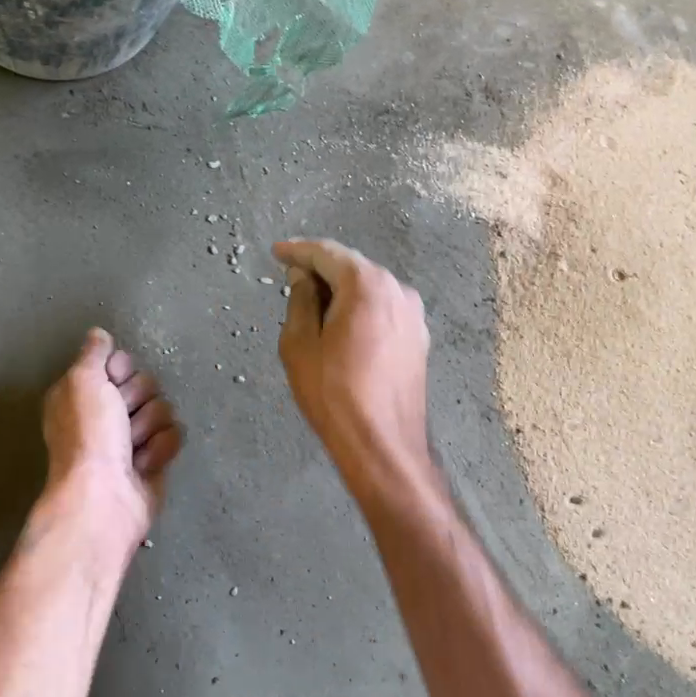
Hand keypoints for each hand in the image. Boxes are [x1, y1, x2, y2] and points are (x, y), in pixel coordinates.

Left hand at [41, 328, 183, 545]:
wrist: (103, 497)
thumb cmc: (88, 436)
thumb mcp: (83, 381)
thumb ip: (93, 353)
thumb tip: (99, 334)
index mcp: (84, 392)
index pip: (120, 362)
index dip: (120, 372)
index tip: (111, 384)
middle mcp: (107, 412)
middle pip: (146, 383)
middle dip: (137, 400)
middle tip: (120, 421)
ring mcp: (133, 437)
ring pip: (163, 409)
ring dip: (148, 427)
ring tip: (130, 448)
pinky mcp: (155, 458)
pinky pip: (174, 435)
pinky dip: (160, 449)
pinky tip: (144, 465)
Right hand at [274, 239, 432, 498]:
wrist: (382, 445)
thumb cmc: (333, 393)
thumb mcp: (299, 343)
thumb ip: (300, 300)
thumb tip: (303, 278)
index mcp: (366, 284)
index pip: (326, 253)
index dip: (297, 251)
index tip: (277, 253)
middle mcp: (397, 289)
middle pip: (351, 266)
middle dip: (320, 269)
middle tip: (290, 277)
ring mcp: (413, 314)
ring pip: (369, 287)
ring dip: (341, 289)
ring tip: (313, 304)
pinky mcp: (418, 337)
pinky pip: (383, 308)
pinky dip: (359, 308)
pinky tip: (342, 325)